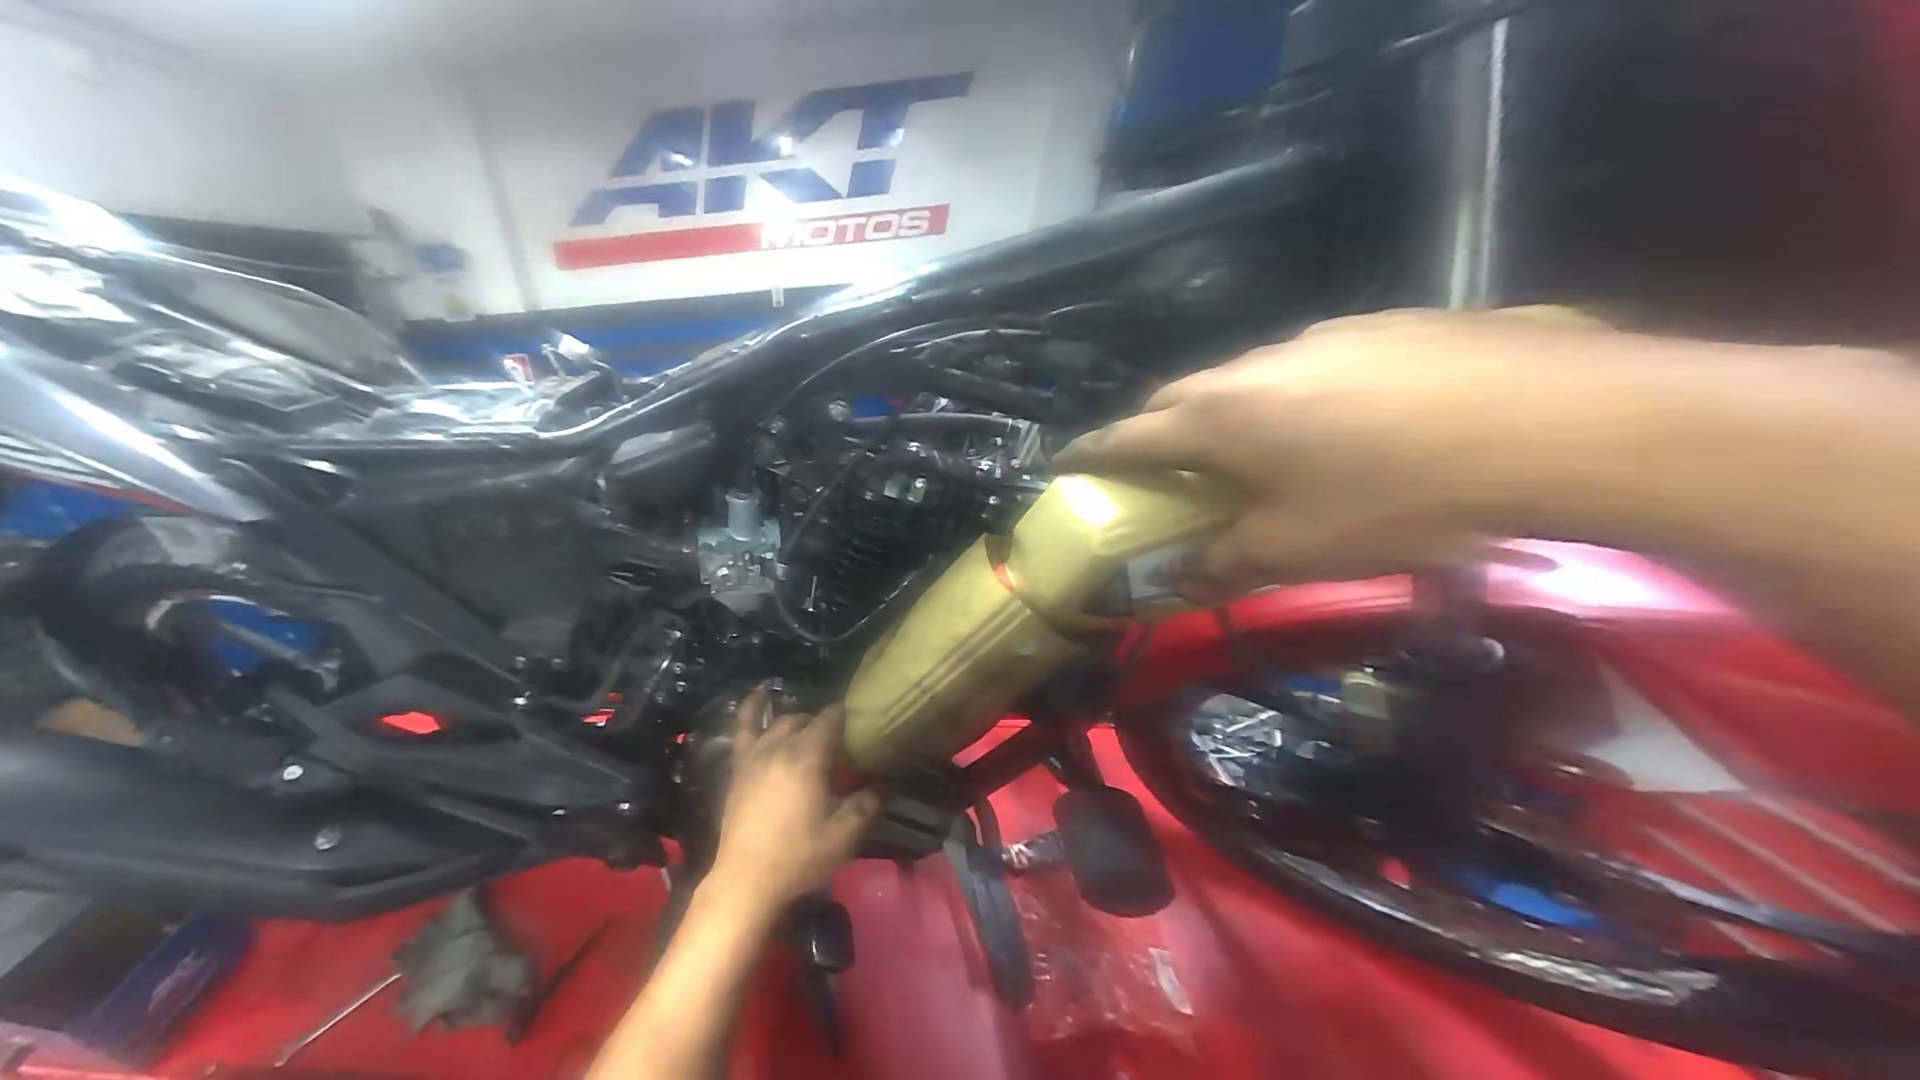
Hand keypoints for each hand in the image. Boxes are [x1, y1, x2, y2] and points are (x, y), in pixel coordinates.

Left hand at [707, 689, 883, 910]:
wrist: (746, 881)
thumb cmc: (799, 855)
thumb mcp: (845, 832)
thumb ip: (869, 801)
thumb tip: (888, 782)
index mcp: (808, 755)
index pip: (833, 718)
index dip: (850, 717)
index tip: (865, 726)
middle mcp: (780, 745)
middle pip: (807, 719)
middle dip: (827, 725)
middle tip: (842, 745)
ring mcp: (755, 754)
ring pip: (781, 722)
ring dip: (800, 722)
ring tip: (813, 734)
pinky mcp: (739, 767)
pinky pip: (744, 728)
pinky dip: (752, 709)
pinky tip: (760, 696)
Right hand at [1054, 308, 1736, 596]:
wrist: (1562, 424)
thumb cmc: (1399, 497)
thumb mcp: (1298, 549)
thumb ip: (1225, 564)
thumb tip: (1180, 581)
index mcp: (1221, 417)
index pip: (1128, 436)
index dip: (1089, 453)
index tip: (1062, 464)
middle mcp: (1257, 364)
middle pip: (1179, 397)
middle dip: (1154, 431)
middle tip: (1160, 468)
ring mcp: (1323, 337)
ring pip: (1246, 378)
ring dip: (1228, 413)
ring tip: (1257, 451)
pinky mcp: (1385, 326)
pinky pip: (1310, 365)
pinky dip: (1295, 397)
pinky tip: (1346, 425)